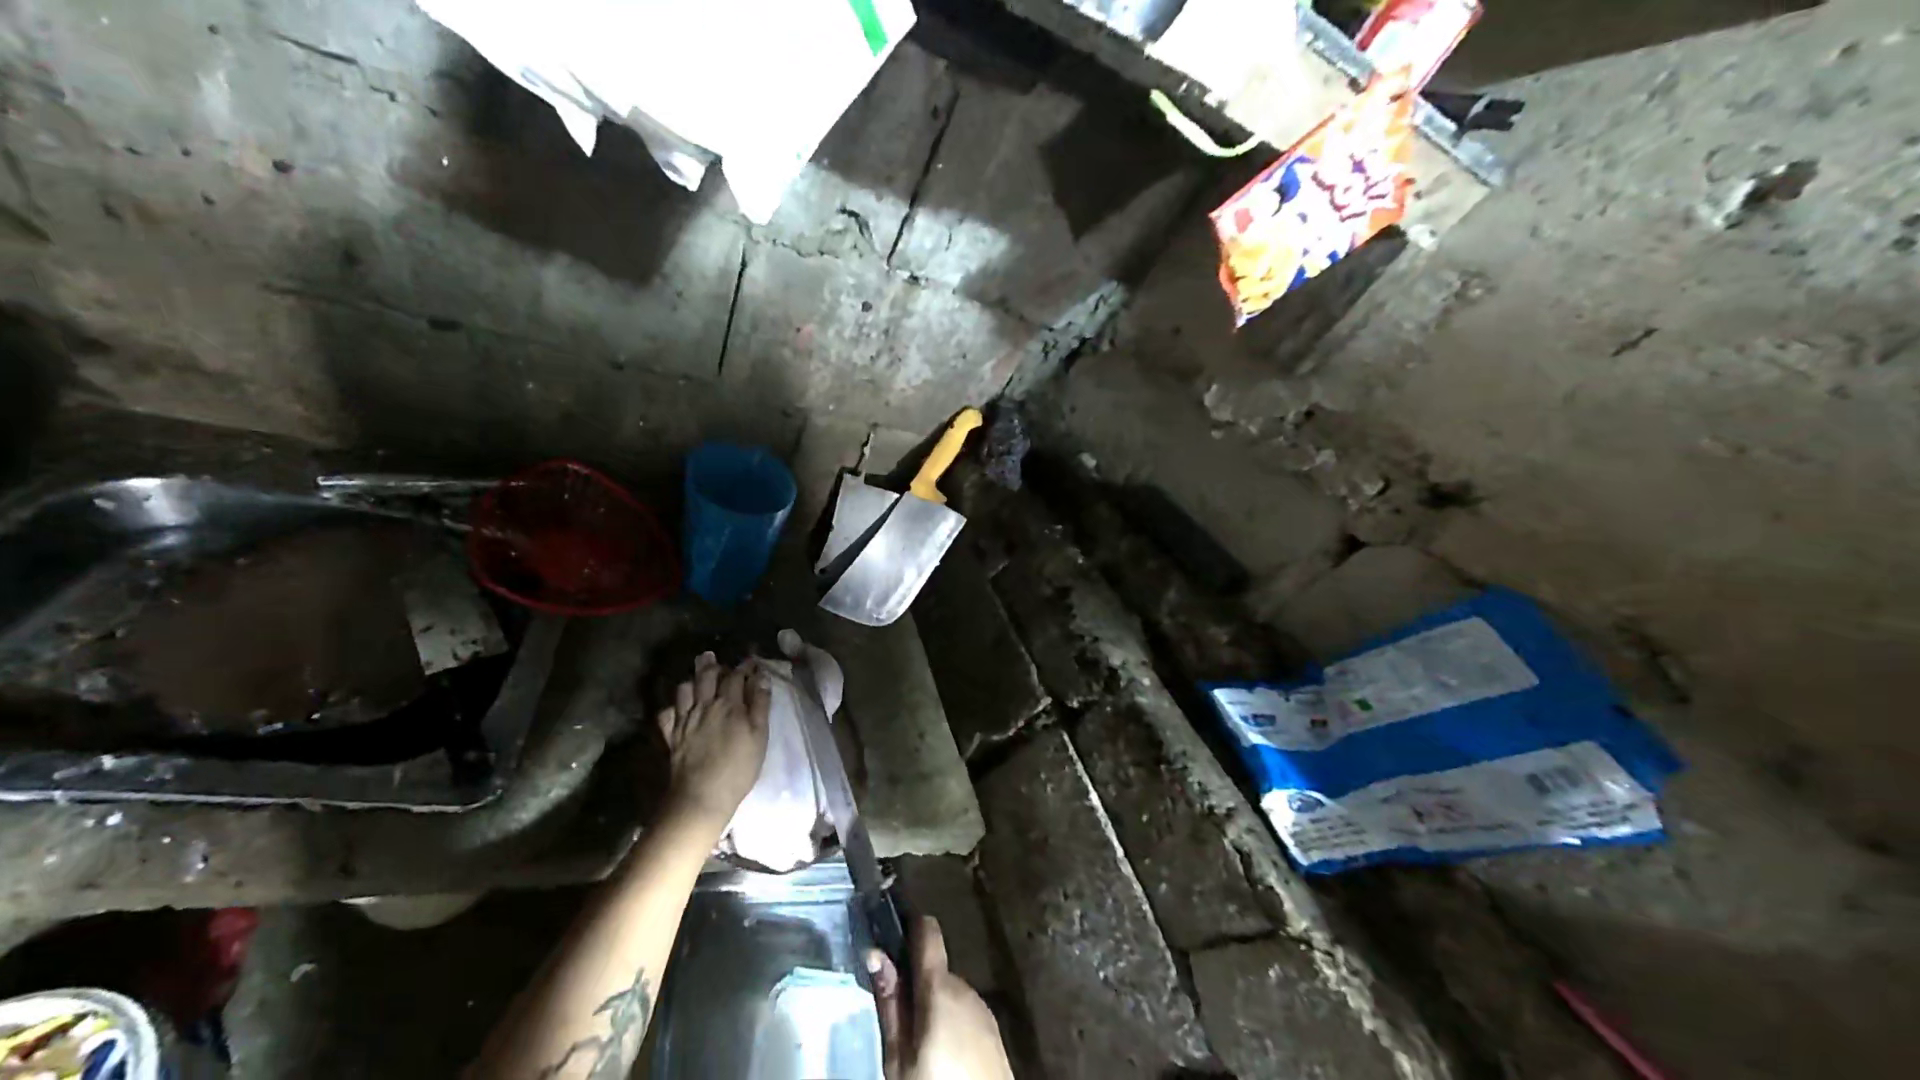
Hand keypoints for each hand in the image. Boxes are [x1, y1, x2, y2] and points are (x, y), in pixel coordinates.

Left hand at [657, 652, 770, 830]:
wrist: (702, 796)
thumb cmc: (739, 767)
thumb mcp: (759, 735)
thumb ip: (760, 705)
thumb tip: (761, 678)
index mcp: (729, 704)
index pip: (735, 676)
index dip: (744, 666)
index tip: (751, 661)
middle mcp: (704, 706)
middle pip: (706, 677)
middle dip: (711, 664)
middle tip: (713, 656)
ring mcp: (684, 720)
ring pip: (684, 690)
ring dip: (691, 680)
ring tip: (696, 678)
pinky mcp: (672, 736)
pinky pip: (666, 714)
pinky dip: (672, 707)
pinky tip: (677, 708)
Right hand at [870, 917, 1014, 1079]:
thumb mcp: (898, 1059)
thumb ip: (890, 1004)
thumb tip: (875, 953)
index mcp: (940, 988)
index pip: (928, 933)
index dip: (910, 926)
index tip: (890, 929)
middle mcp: (966, 988)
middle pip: (934, 970)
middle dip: (914, 985)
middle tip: (894, 1018)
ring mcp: (983, 1009)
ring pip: (948, 993)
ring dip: (932, 1007)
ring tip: (916, 1045)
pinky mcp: (994, 1031)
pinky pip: (964, 1013)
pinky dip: (949, 1023)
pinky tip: (941, 1056)